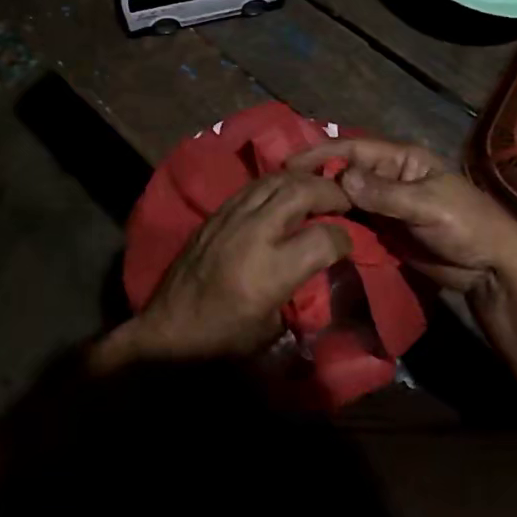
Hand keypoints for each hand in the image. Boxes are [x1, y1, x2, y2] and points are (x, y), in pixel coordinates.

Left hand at [109, 172, 352, 364]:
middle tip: (344, 200)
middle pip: (302, 191)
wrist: (169, 325)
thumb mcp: (271, 328)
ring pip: (278, 179)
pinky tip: (287, 191)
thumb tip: (320, 268)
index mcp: (272, 269)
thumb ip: (300, 291)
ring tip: (320, 188)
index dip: (344, 238)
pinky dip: (278, 182)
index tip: (348, 244)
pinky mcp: (218, 210)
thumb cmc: (222, 337)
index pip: (324, 237)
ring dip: (304, 179)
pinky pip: (255, 184)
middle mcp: (255, 232)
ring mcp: (234, 215)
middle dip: (331, 192)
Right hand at [285, 140, 516, 294]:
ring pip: (345, 199)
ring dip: (322, 205)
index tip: (289, 165)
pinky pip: (353, 223)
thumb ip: (386, 194)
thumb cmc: (467, 225)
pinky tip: (312, 232)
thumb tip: (342, 179)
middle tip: (281, 192)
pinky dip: (334, 226)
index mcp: (400, 159)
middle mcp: (387, 177)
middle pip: (344, 173)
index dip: (321, 154)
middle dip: (316, 179)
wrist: (492, 271)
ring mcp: (384, 205)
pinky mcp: (383, 231)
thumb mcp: (429, 206)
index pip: (353, 149)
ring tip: (289, 213)